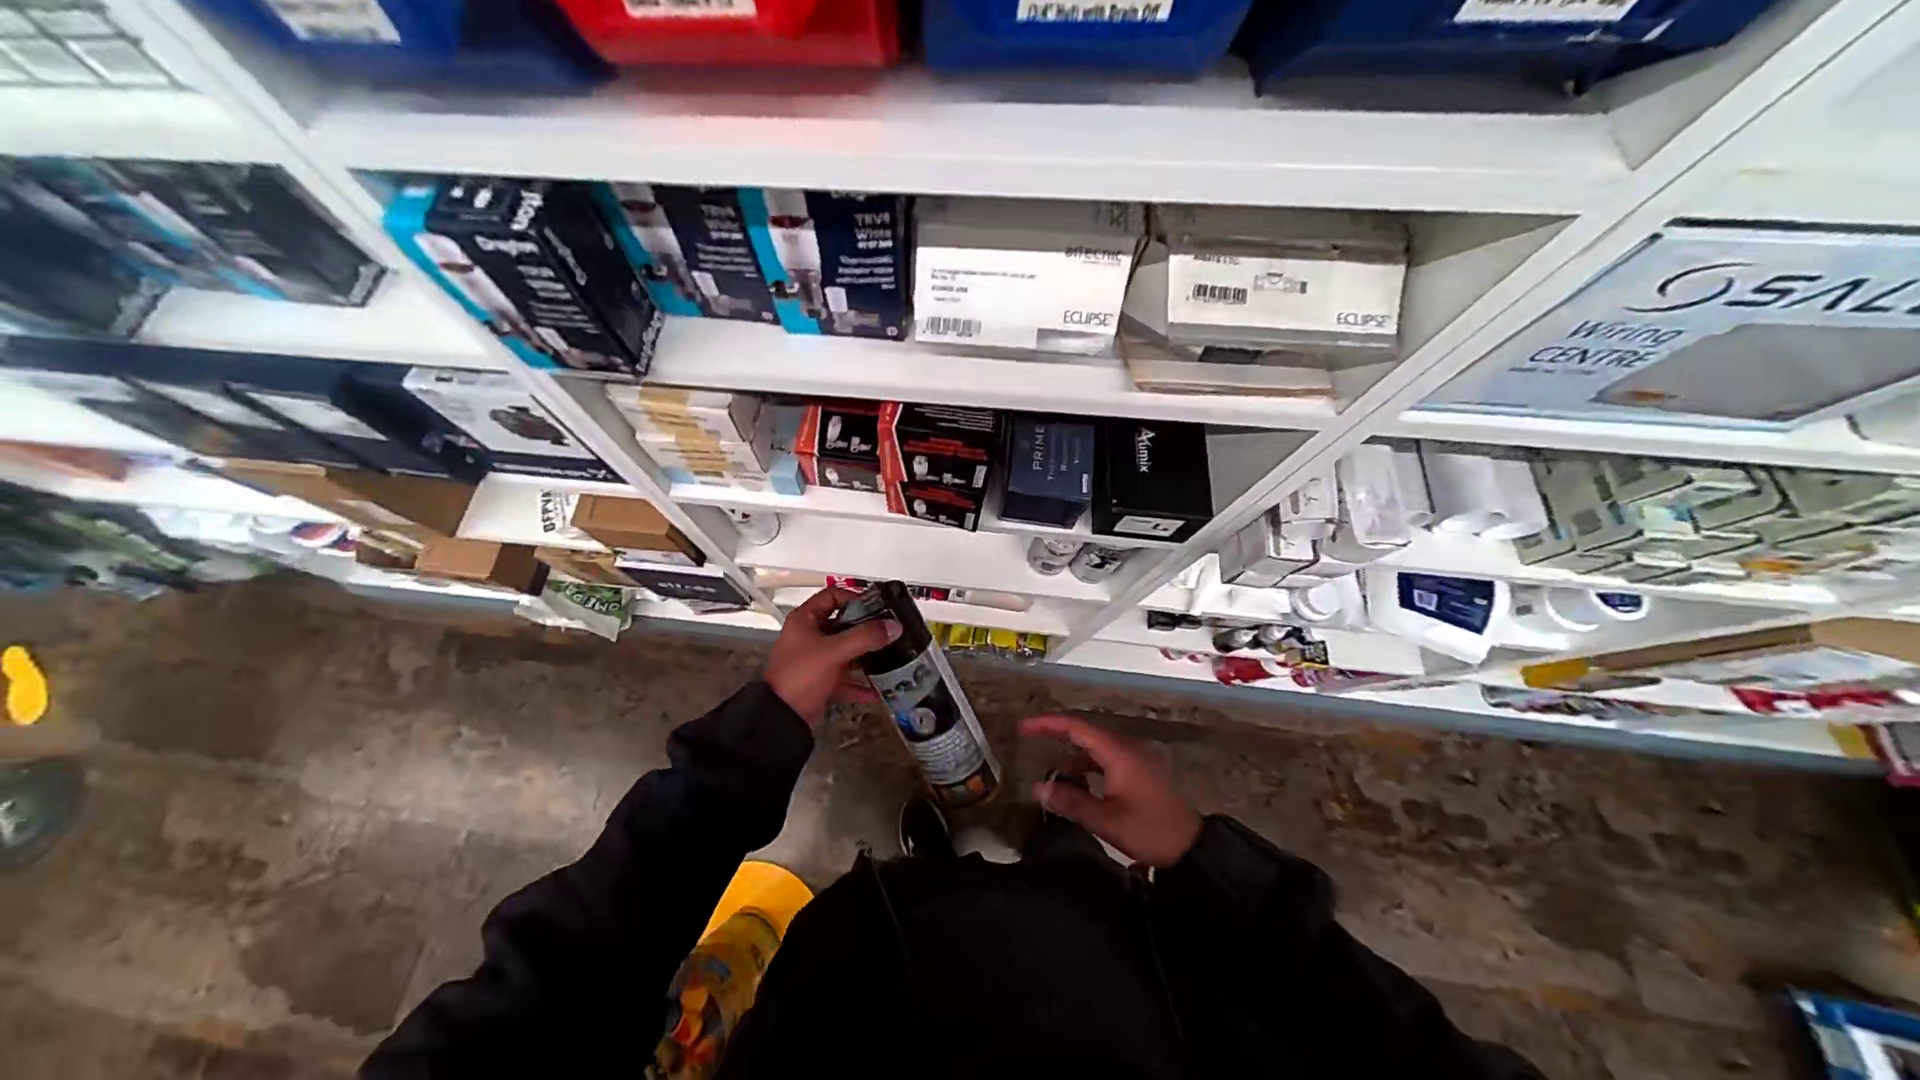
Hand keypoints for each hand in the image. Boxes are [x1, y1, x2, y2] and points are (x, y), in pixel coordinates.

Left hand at [765, 587, 899, 729]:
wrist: (782, 717)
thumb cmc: (801, 675)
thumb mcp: (834, 651)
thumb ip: (865, 637)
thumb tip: (893, 626)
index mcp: (804, 621)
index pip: (831, 596)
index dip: (854, 598)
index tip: (876, 607)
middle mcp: (809, 637)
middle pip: (842, 625)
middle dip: (866, 629)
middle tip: (888, 632)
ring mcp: (814, 660)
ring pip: (846, 652)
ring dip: (866, 656)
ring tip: (889, 657)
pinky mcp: (820, 682)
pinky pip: (845, 678)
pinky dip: (860, 683)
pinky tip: (878, 689)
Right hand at [1020, 714, 1201, 868]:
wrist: (1193, 848)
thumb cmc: (1150, 831)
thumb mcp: (1106, 820)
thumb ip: (1071, 802)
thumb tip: (1038, 788)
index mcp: (1118, 753)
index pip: (1077, 727)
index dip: (1048, 724)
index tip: (1024, 727)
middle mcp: (1127, 749)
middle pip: (1086, 732)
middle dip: (1056, 733)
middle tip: (1029, 737)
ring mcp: (1135, 760)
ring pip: (1096, 748)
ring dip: (1072, 754)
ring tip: (1049, 766)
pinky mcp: (1140, 774)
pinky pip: (1106, 760)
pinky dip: (1087, 766)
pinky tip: (1077, 783)